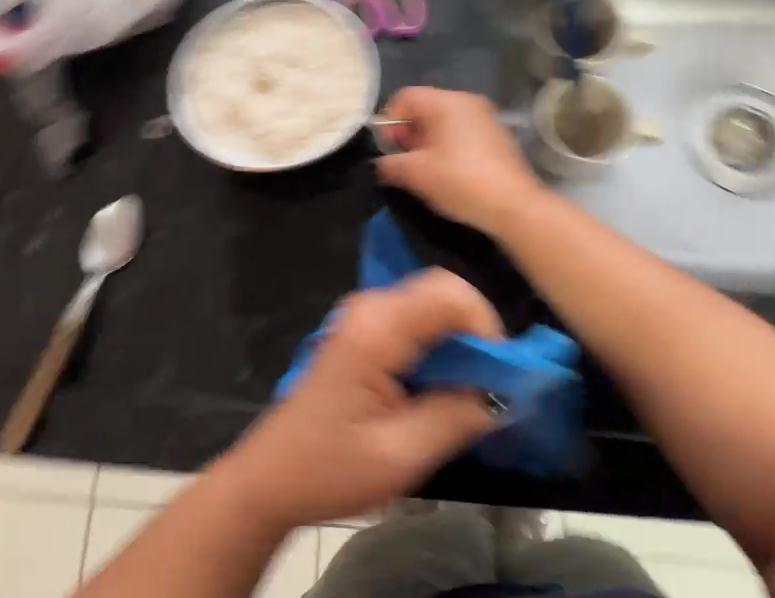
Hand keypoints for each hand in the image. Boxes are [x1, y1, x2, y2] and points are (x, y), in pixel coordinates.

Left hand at [209, 269, 502, 529]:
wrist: (268, 479)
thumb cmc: (327, 470)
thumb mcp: (399, 456)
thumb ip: (456, 418)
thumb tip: (506, 396)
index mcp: (376, 329)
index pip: (450, 294)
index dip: (486, 328)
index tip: (500, 378)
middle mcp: (370, 309)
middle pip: (444, 293)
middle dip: (477, 336)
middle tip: (491, 389)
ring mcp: (365, 318)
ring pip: (433, 307)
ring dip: (461, 345)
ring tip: (470, 396)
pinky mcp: (365, 334)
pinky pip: (417, 324)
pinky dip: (440, 350)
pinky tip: (442, 392)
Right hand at [375, 87, 545, 233]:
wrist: (513, 206)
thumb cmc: (460, 182)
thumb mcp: (416, 175)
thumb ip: (390, 164)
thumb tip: (381, 163)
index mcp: (446, 102)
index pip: (405, 97)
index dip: (389, 121)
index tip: (389, 149)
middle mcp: (467, 101)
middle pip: (425, 107)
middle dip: (409, 133)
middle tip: (405, 162)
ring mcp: (486, 117)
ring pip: (444, 121)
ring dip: (427, 142)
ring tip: (426, 170)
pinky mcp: (497, 135)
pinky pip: (462, 131)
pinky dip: (449, 146)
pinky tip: (449, 172)